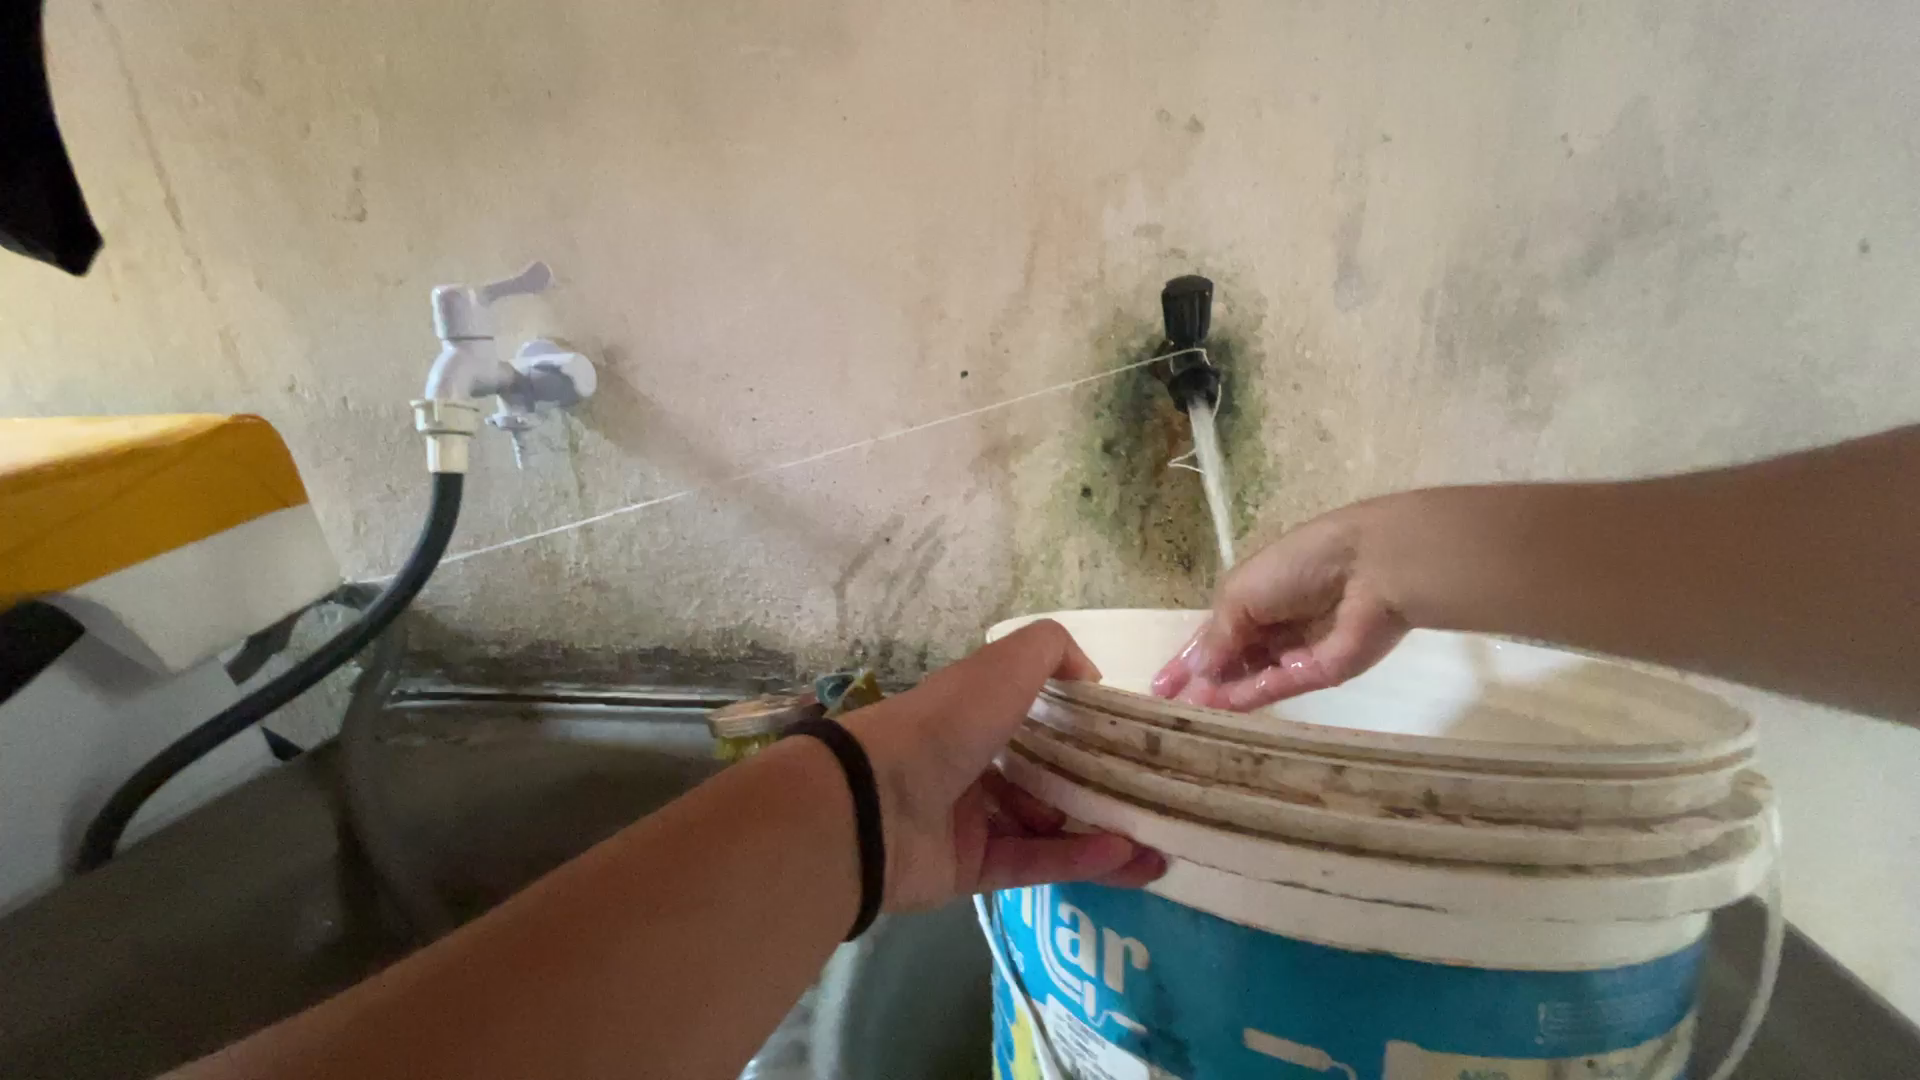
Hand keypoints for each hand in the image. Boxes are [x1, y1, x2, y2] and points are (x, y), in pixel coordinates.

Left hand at [841, 620, 1166, 912]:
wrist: (874, 803)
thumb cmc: (946, 724)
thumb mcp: (1003, 665)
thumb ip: (1050, 650)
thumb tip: (1091, 676)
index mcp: (977, 712)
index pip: (1039, 717)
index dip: (1083, 726)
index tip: (1130, 739)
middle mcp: (975, 760)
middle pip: (1047, 776)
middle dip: (1099, 788)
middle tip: (1153, 801)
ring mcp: (971, 817)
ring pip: (1047, 826)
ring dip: (1100, 832)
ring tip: (1156, 843)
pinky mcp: (970, 867)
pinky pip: (1034, 863)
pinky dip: (1079, 861)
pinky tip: (1128, 859)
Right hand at [1151, 506, 1408, 710]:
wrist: (1366, 570)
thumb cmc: (1294, 567)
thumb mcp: (1239, 593)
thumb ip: (1217, 636)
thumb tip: (1196, 672)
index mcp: (1249, 599)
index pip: (1211, 636)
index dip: (1185, 660)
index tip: (1158, 686)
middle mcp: (1269, 627)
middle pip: (1228, 662)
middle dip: (1198, 683)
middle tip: (1169, 710)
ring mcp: (1293, 652)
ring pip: (1249, 679)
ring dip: (1218, 695)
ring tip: (1186, 715)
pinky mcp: (1319, 674)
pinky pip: (1277, 688)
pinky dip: (1248, 697)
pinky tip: (1219, 709)